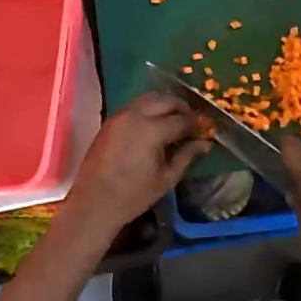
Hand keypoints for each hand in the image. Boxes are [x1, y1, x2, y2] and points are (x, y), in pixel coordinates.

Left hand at [66, 93, 208, 232]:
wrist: (94, 202)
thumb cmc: (133, 195)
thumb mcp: (166, 178)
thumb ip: (186, 155)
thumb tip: (205, 143)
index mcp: (152, 130)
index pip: (182, 119)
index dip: (196, 124)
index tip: (205, 130)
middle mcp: (135, 115)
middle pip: (166, 100)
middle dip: (182, 108)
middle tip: (191, 122)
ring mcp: (120, 115)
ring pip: (148, 98)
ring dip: (164, 104)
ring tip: (173, 120)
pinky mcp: (110, 120)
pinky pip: (134, 105)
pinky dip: (148, 108)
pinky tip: (154, 124)